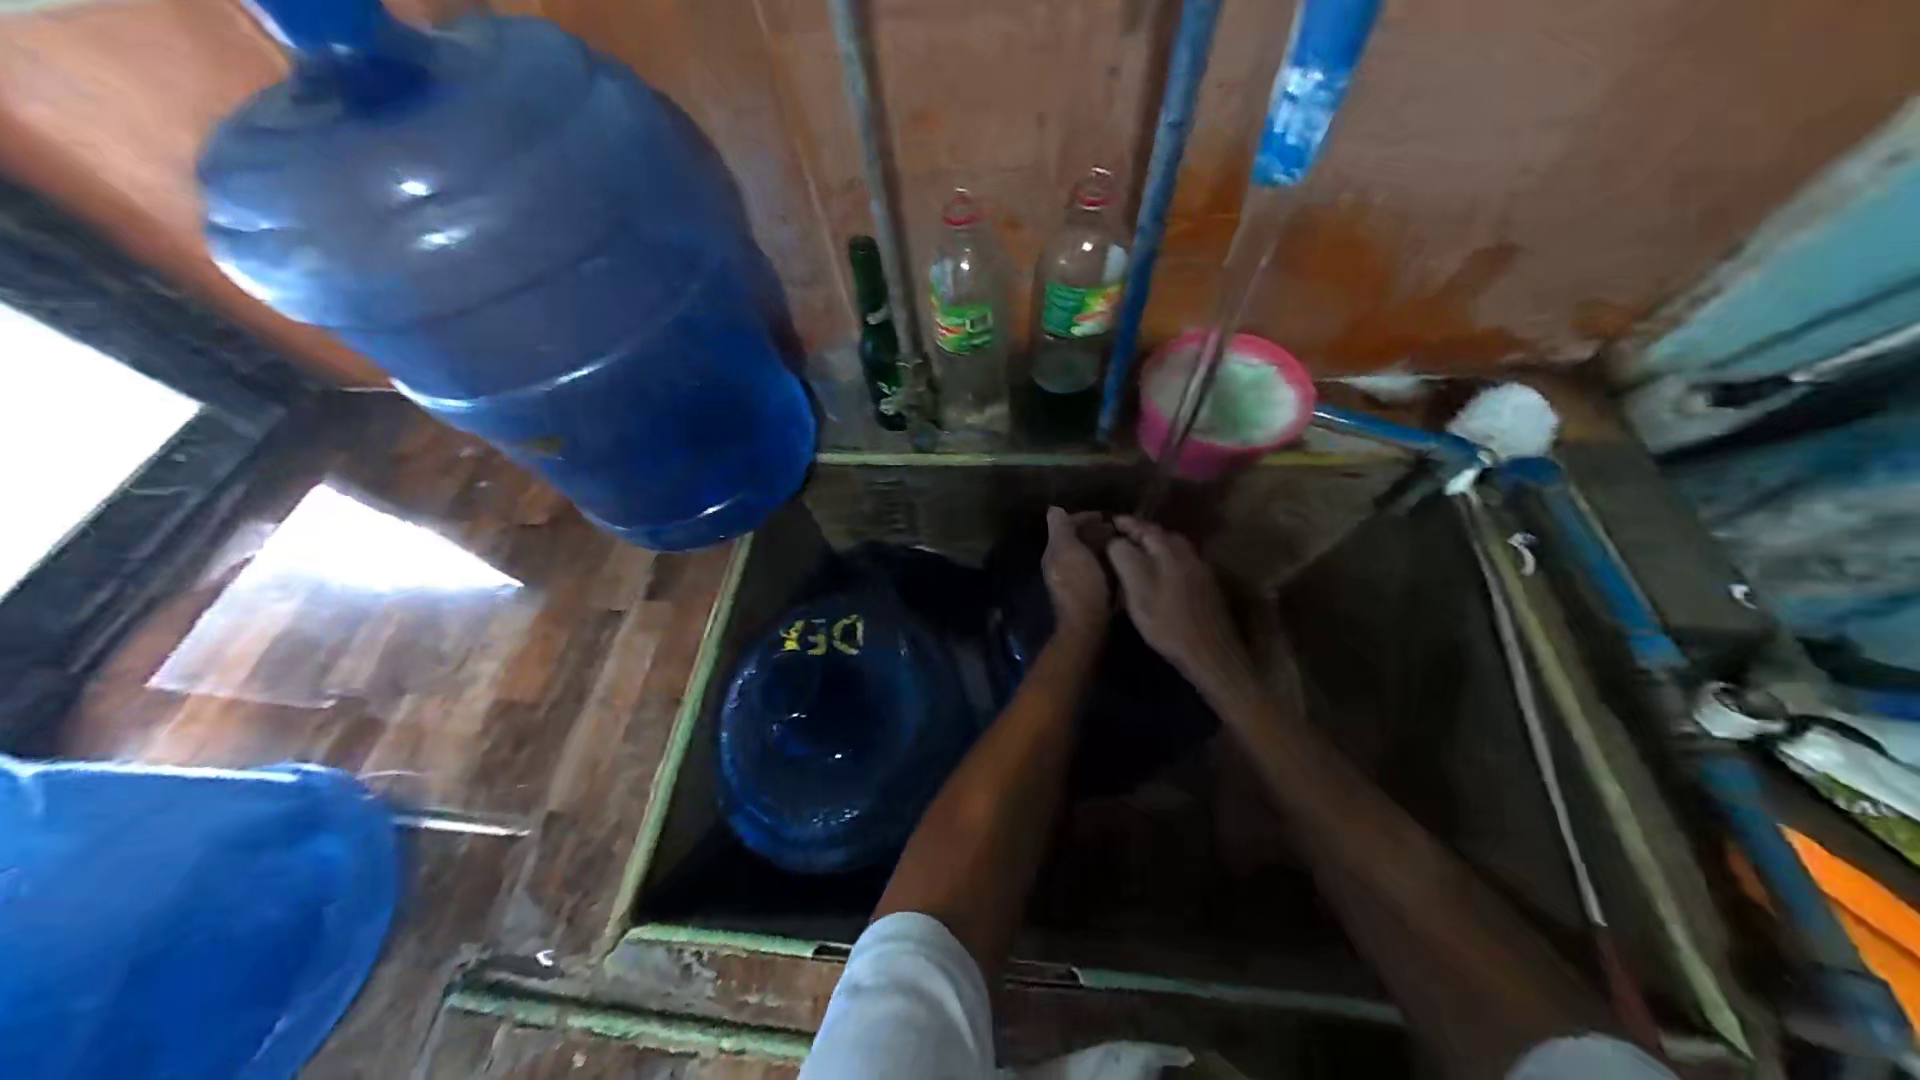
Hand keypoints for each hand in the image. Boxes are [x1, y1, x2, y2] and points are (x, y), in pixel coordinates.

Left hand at [1042, 506, 1110, 639]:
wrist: (1087, 625)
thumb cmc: (1080, 585)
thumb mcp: (1068, 551)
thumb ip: (1061, 529)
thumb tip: (1054, 509)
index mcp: (1055, 552)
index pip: (1067, 526)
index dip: (1086, 518)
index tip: (1108, 516)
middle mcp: (1061, 563)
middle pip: (1079, 539)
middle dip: (1098, 531)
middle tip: (1121, 529)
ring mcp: (1074, 579)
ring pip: (1089, 554)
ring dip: (1104, 545)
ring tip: (1125, 542)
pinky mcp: (1087, 591)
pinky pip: (1097, 568)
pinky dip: (1108, 561)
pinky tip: (1122, 561)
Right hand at [1106, 516, 1249, 688]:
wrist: (1211, 655)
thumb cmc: (1169, 623)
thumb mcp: (1139, 592)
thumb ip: (1126, 561)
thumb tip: (1117, 541)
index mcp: (1172, 554)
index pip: (1148, 529)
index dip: (1129, 524)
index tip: (1112, 521)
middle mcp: (1190, 557)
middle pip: (1165, 537)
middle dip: (1143, 534)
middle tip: (1122, 538)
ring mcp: (1201, 574)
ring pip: (1175, 552)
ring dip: (1155, 549)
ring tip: (1135, 556)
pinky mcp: (1206, 590)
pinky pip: (1181, 565)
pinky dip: (1165, 563)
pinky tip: (1156, 577)